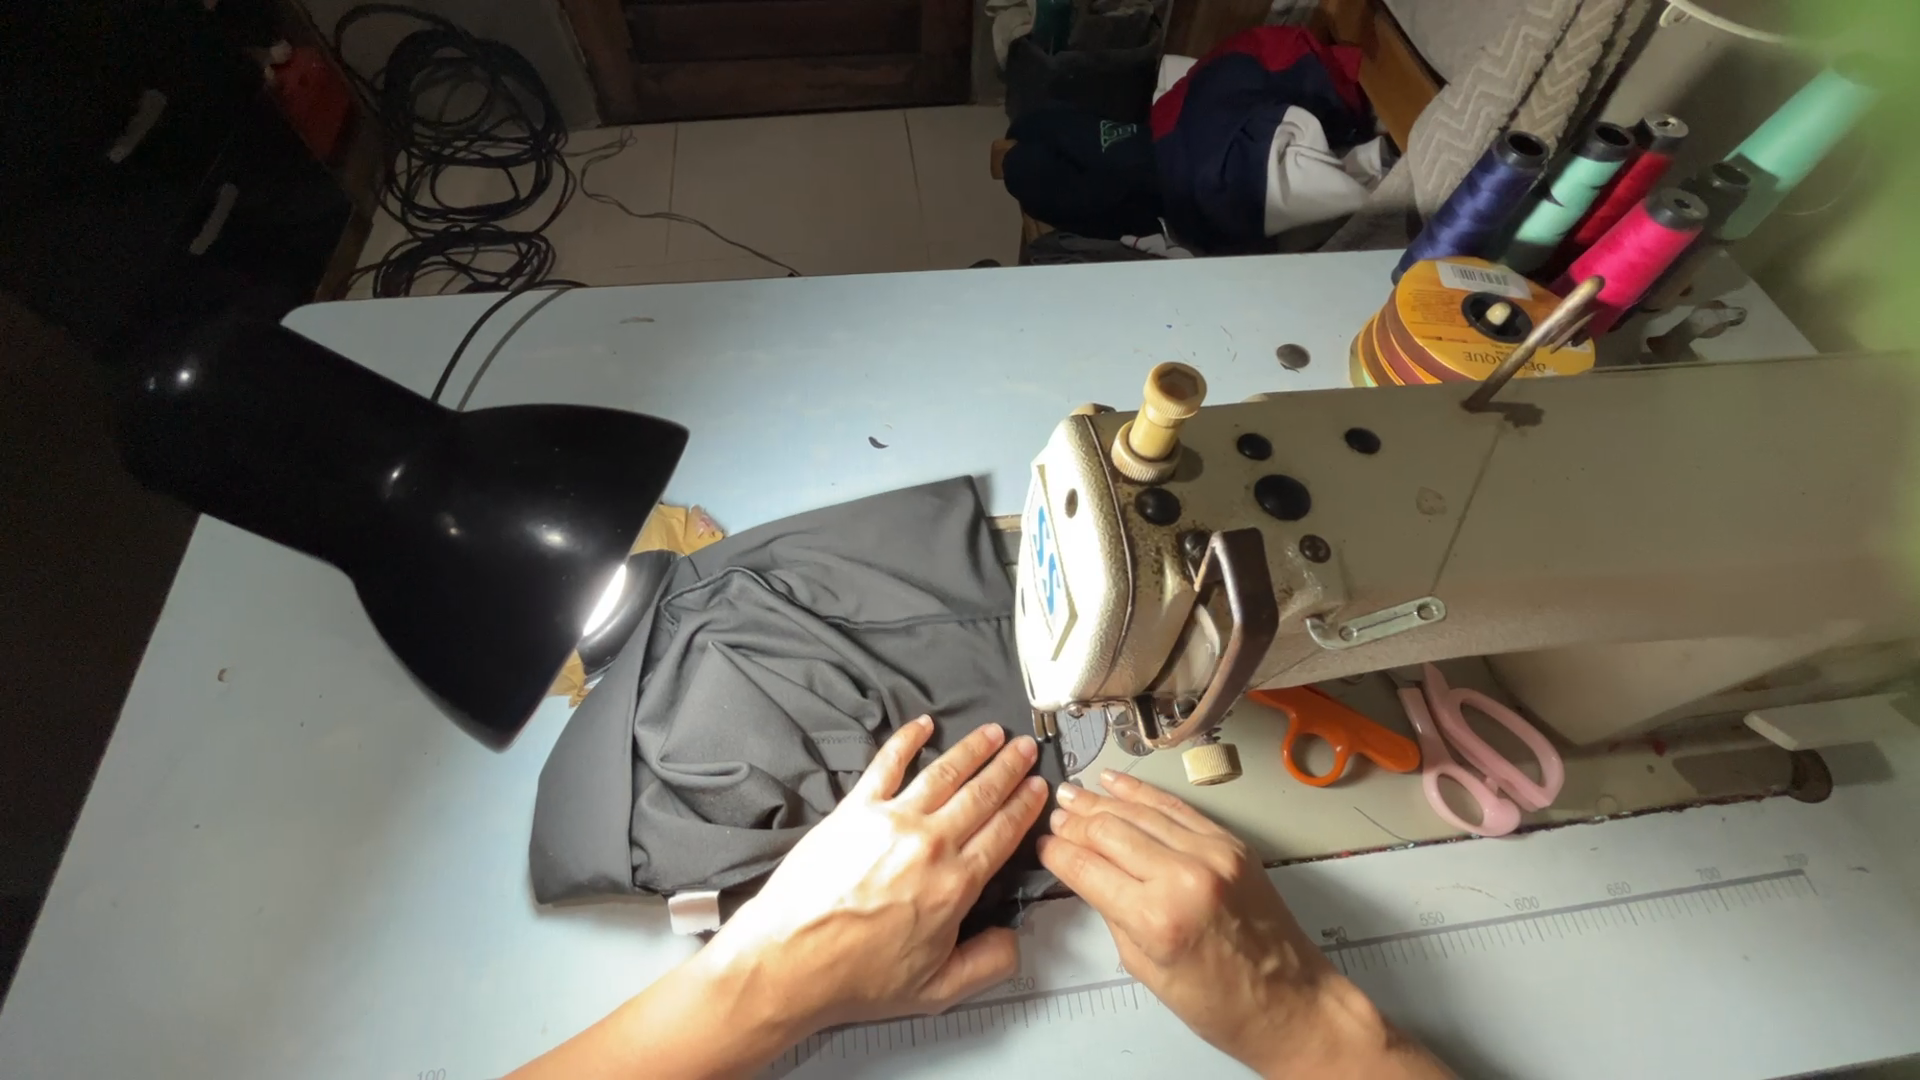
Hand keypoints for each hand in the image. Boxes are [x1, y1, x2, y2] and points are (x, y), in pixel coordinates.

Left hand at [698, 716, 1049, 1032]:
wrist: (789, 961)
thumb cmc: (855, 976)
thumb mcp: (936, 990)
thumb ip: (986, 964)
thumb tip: (1013, 940)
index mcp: (954, 884)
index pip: (1003, 832)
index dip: (1024, 806)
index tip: (1036, 788)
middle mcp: (930, 843)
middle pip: (982, 793)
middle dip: (1008, 767)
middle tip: (1023, 748)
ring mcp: (893, 819)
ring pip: (945, 772)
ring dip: (973, 749)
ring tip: (991, 733)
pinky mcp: (857, 807)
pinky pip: (888, 762)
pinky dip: (907, 739)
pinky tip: (922, 725)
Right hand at [1038, 770, 1451, 1078]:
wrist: (1294, 1003)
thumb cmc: (1222, 1004)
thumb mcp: (1147, 971)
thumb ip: (1112, 913)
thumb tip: (1084, 870)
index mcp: (1157, 919)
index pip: (1086, 868)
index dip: (1056, 852)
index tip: (1043, 845)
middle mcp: (1182, 876)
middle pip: (1107, 830)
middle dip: (1073, 822)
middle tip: (1054, 816)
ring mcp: (1209, 852)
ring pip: (1136, 811)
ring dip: (1098, 801)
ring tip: (1071, 793)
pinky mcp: (1227, 841)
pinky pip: (1173, 805)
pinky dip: (1139, 792)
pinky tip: (1113, 783)